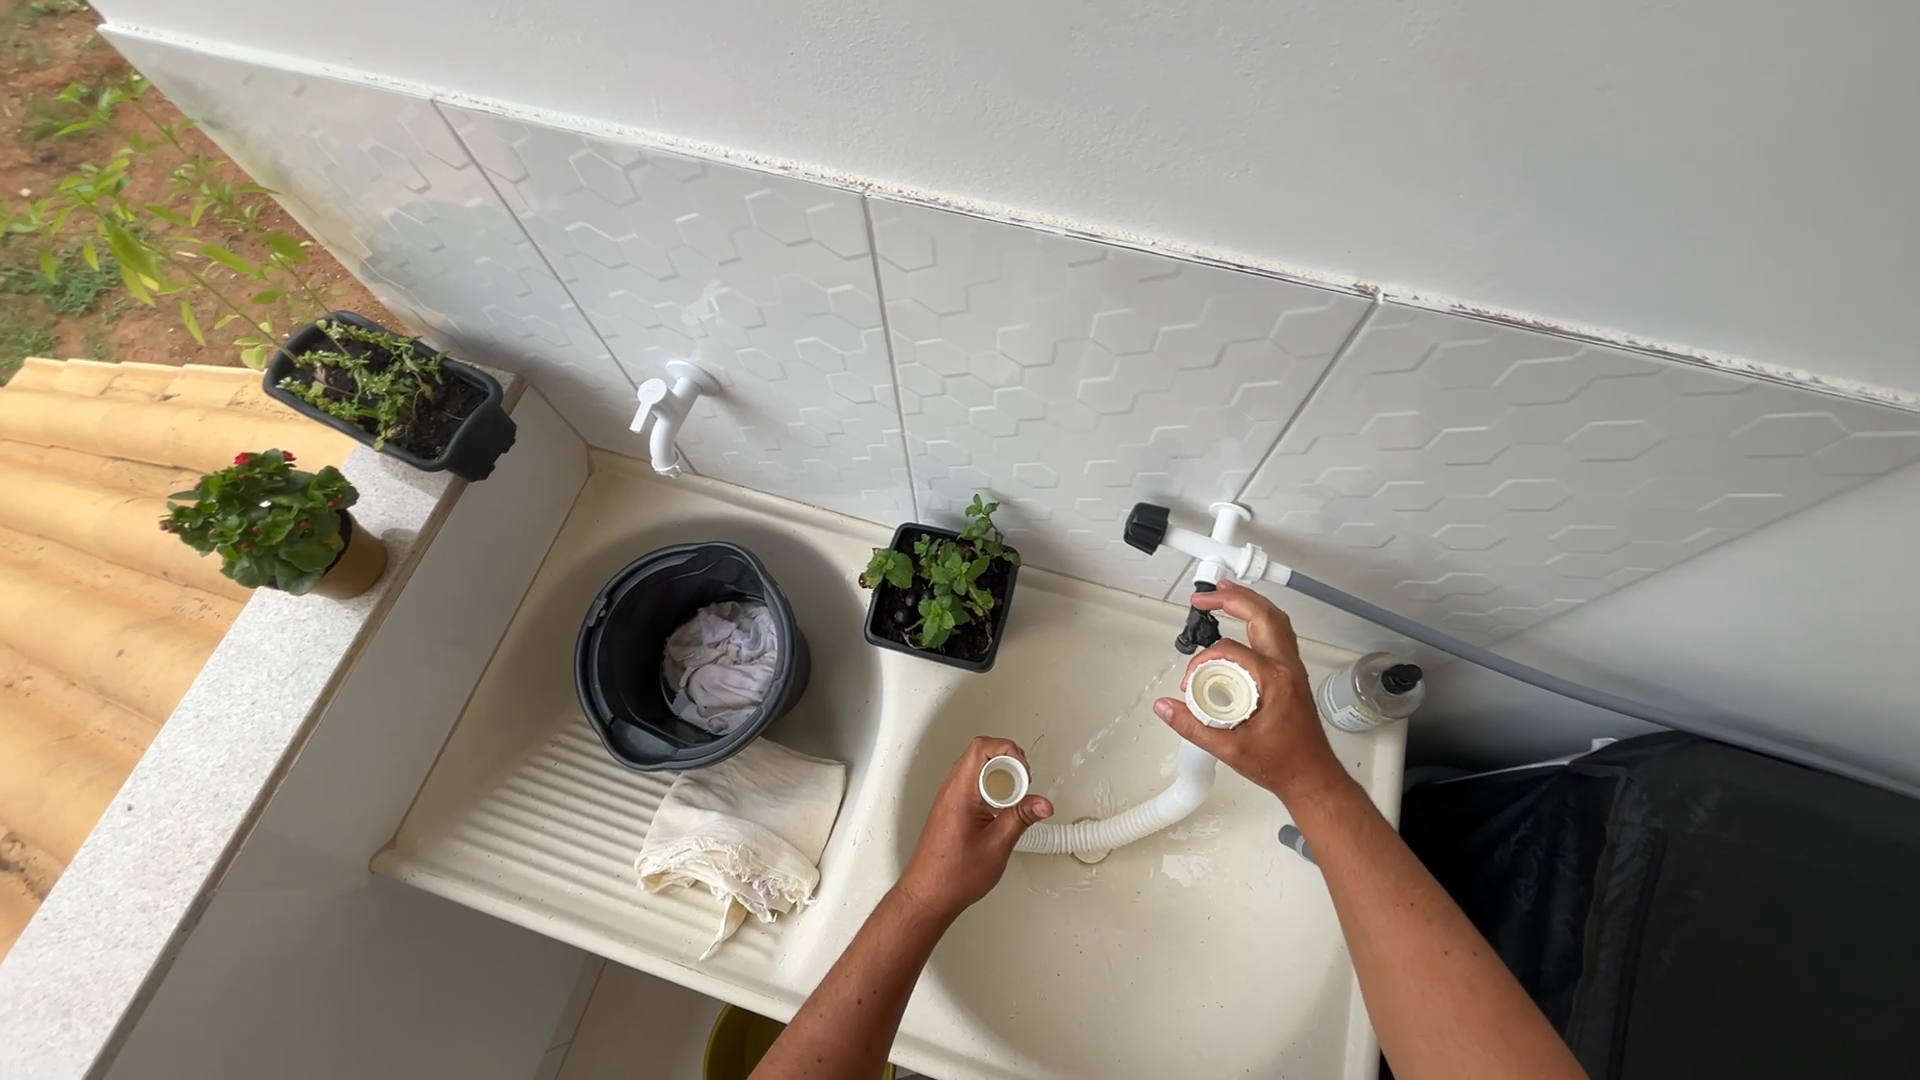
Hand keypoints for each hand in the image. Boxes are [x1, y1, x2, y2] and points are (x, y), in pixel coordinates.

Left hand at [897, 737, 1053, 921]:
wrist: (928, 894)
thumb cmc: (953, 875)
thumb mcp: (997, 845)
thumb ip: (1021, 818)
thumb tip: (1041, 803)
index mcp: (960, 792)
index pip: (982, 748)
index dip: (1008, 751)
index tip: (1025, 772)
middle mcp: (951, 789)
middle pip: (980, 753)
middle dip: (1008, 761)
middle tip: (1024, 783)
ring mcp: (949, 797)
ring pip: (976, 767)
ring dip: (1000, 775)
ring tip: (1016, 796)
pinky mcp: (951, 807)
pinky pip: (973, 783)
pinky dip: (992, 787)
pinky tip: (1003, 807)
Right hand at [1152, 581, 1350, 803]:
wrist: (1312, 777)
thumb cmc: (1281, 764)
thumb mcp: (1230, 749)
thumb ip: (1192, 726)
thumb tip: (1165, 706)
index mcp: (1275, 681)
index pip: (1232, 650)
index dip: (1204, 660)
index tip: (1189, 682)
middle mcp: (1287, 668)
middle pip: (1263, 616)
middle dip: (1232, 598)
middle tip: (1204, 596)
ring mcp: (1292, 669)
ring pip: (1275, 620)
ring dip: (1250, 602)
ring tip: (1225, 592)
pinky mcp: (1292, 674)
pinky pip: (1279, 633)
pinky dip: (1260, 617)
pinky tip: (1246, 618)